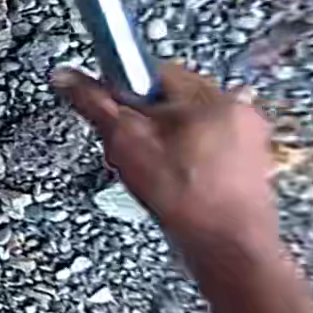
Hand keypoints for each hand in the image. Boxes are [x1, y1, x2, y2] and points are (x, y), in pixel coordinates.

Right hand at [55, 63, 281, 272]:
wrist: (225, 244)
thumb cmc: (181, 193)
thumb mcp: (122, 138)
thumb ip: (92, 101)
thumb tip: (65, 74)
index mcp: (210, 97)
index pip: (150, 69)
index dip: (121, 89)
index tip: (113, 111)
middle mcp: (237, 110)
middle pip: (166, 94)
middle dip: (141, 114)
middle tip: (130, 141)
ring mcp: (247, 135)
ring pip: (182, 118)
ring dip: (160, 132)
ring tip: (152, 160)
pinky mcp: (247, 158)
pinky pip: (201, 138)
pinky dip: (181, 149)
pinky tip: (172, 171)